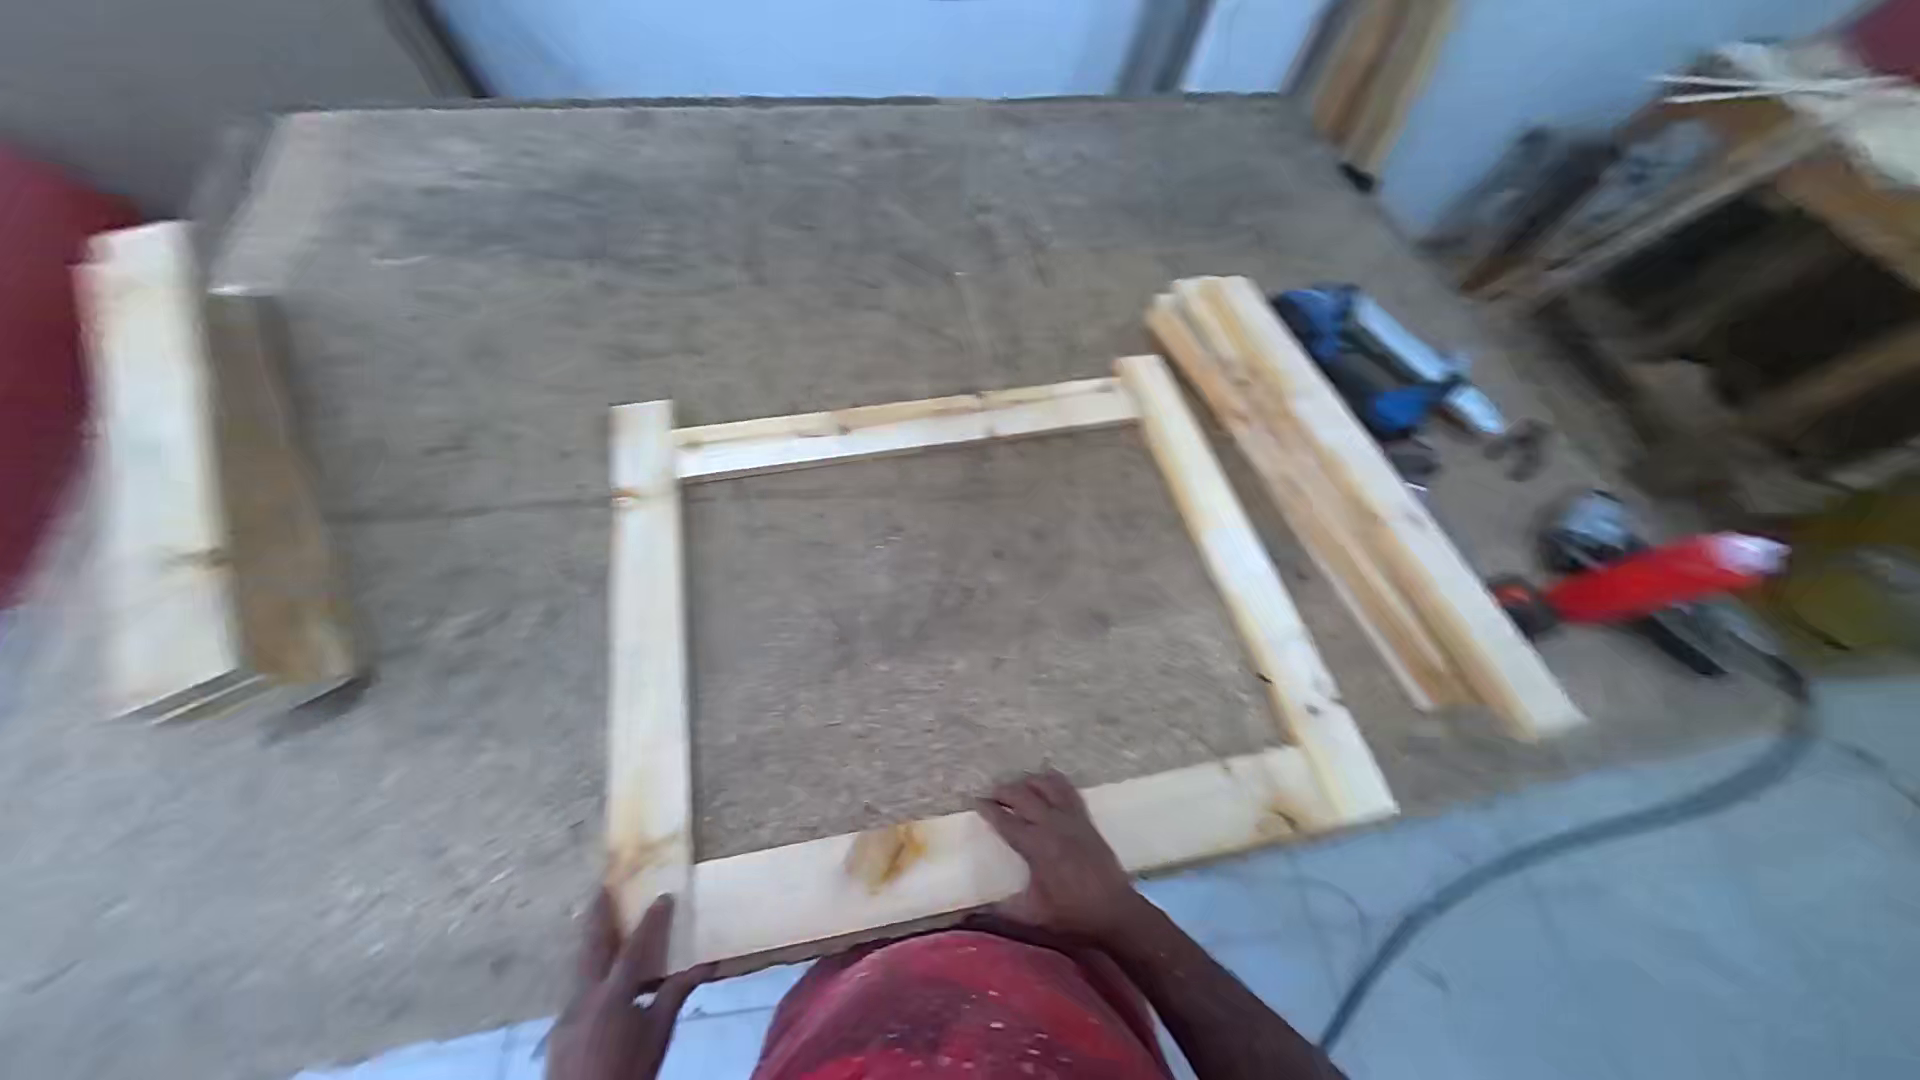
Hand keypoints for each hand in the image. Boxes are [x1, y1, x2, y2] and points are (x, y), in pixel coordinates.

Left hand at [547, 890, 710, 1079]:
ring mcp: (565, 1016)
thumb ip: (676, 994)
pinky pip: (576, 990)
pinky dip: (589, 972)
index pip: (635, 948)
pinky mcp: (557, 1033)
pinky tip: (600, 977)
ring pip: (579, 968)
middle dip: (598, 915)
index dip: (652, 921)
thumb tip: (706, 964)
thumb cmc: (629, 1075)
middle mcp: (584, 999)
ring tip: (600, 922)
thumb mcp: (659, 1035)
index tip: (663, 896)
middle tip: (602, 887)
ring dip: (590, 942)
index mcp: (613, 996)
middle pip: (591, 947)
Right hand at [974, 770, 1146, 940]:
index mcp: (1036, 846)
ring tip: (1016, 787)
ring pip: (1045, 785)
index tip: (976, 802)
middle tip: (991, 795)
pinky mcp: (1086, 818)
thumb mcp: (1033, 915)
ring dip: (1027, 782)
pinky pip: (1068, 789)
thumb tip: (973, 912)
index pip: (1005, 819)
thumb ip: (1002, 911)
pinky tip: (1047, 782)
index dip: (988, 808)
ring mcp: (1071, 818)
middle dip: (1003, 791)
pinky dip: (1054, 781)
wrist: (1116, 912)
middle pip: (1021, 795)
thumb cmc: (1073, 915)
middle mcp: (1052, 824)